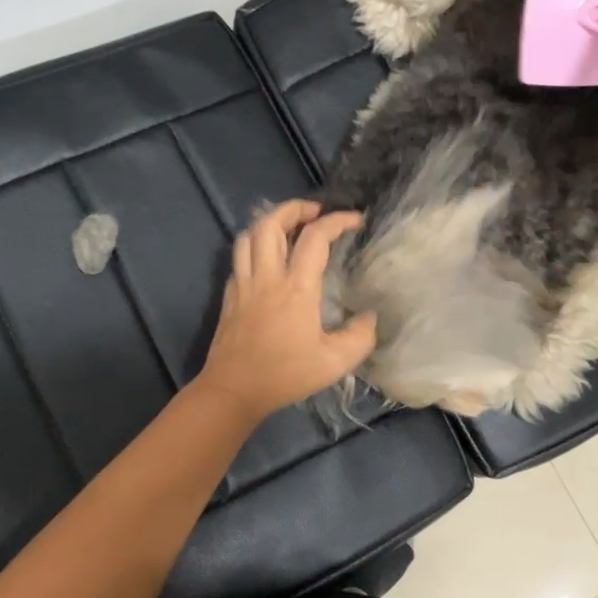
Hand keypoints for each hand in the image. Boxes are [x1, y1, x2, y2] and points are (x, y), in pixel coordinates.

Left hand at [194, 201, 377, 419]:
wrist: (234, 389)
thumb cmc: (285, 375)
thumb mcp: (334, 363)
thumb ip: (359, 337)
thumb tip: (369, 318)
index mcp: (296, 288)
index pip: (315, 238)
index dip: (336, 221)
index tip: (354, 220)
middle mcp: (267, 277)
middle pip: (270, 224)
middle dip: (293, 208)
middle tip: (313, 212)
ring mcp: (243, 285)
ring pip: (248, 236)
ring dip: (269, 224)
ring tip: (288, 228)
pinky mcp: (229, 297)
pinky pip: (238, 259)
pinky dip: (253, 248)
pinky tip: (266, 261)